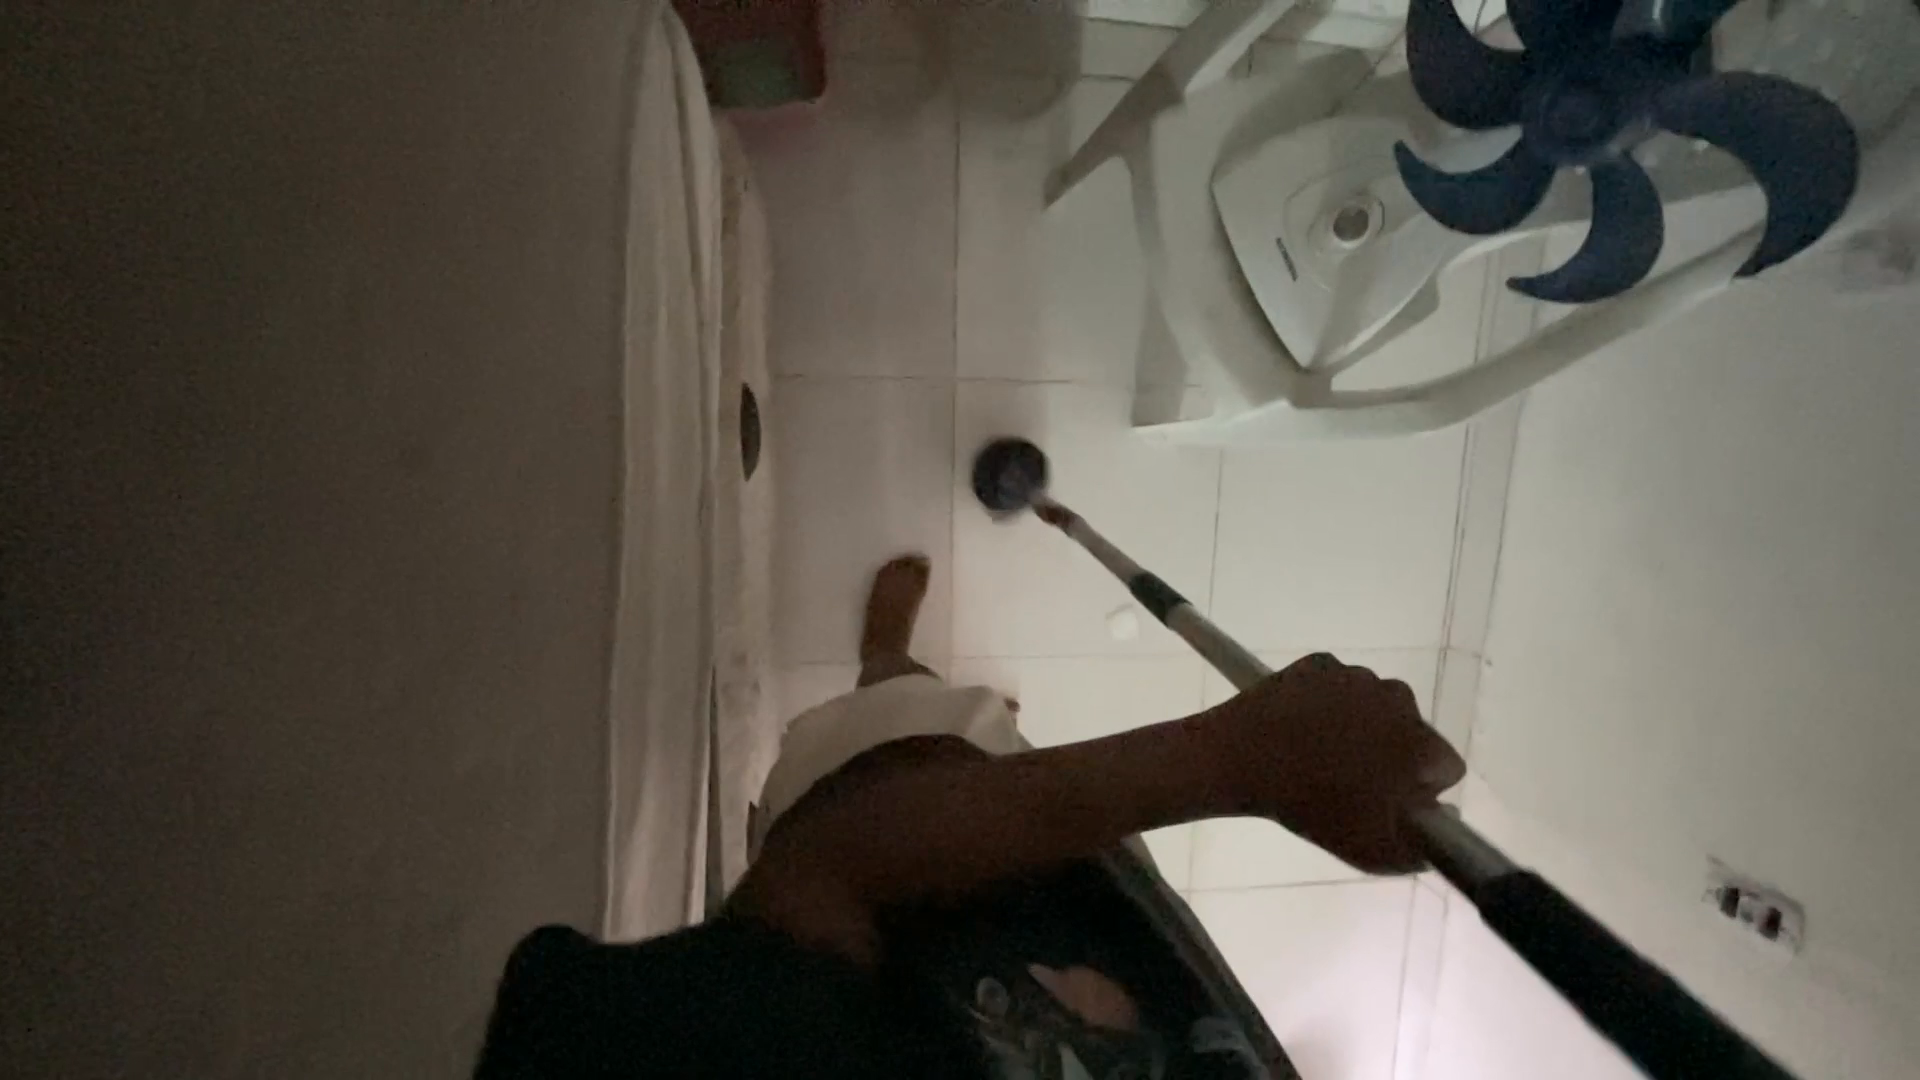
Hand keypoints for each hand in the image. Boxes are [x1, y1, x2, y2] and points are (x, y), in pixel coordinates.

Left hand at [1199, 653, 1465, 873]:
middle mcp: (1397, 699)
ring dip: (1360, 722)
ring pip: (1374, 704)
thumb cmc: (1309, 806)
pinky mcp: (1318, 662)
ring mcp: (1354, 675)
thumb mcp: (1374, 851)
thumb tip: (1442, 820)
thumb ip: (1423, 848)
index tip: (1388, 798)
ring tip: (1319, 749)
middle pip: (1411, 729)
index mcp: (1419, 743)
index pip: (1445, 765)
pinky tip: (1303, 722)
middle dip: (1392, 751)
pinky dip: (1327, 700)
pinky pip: (1338, 684)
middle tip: (1349, 775)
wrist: (1239, 758)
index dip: (1420, 786)